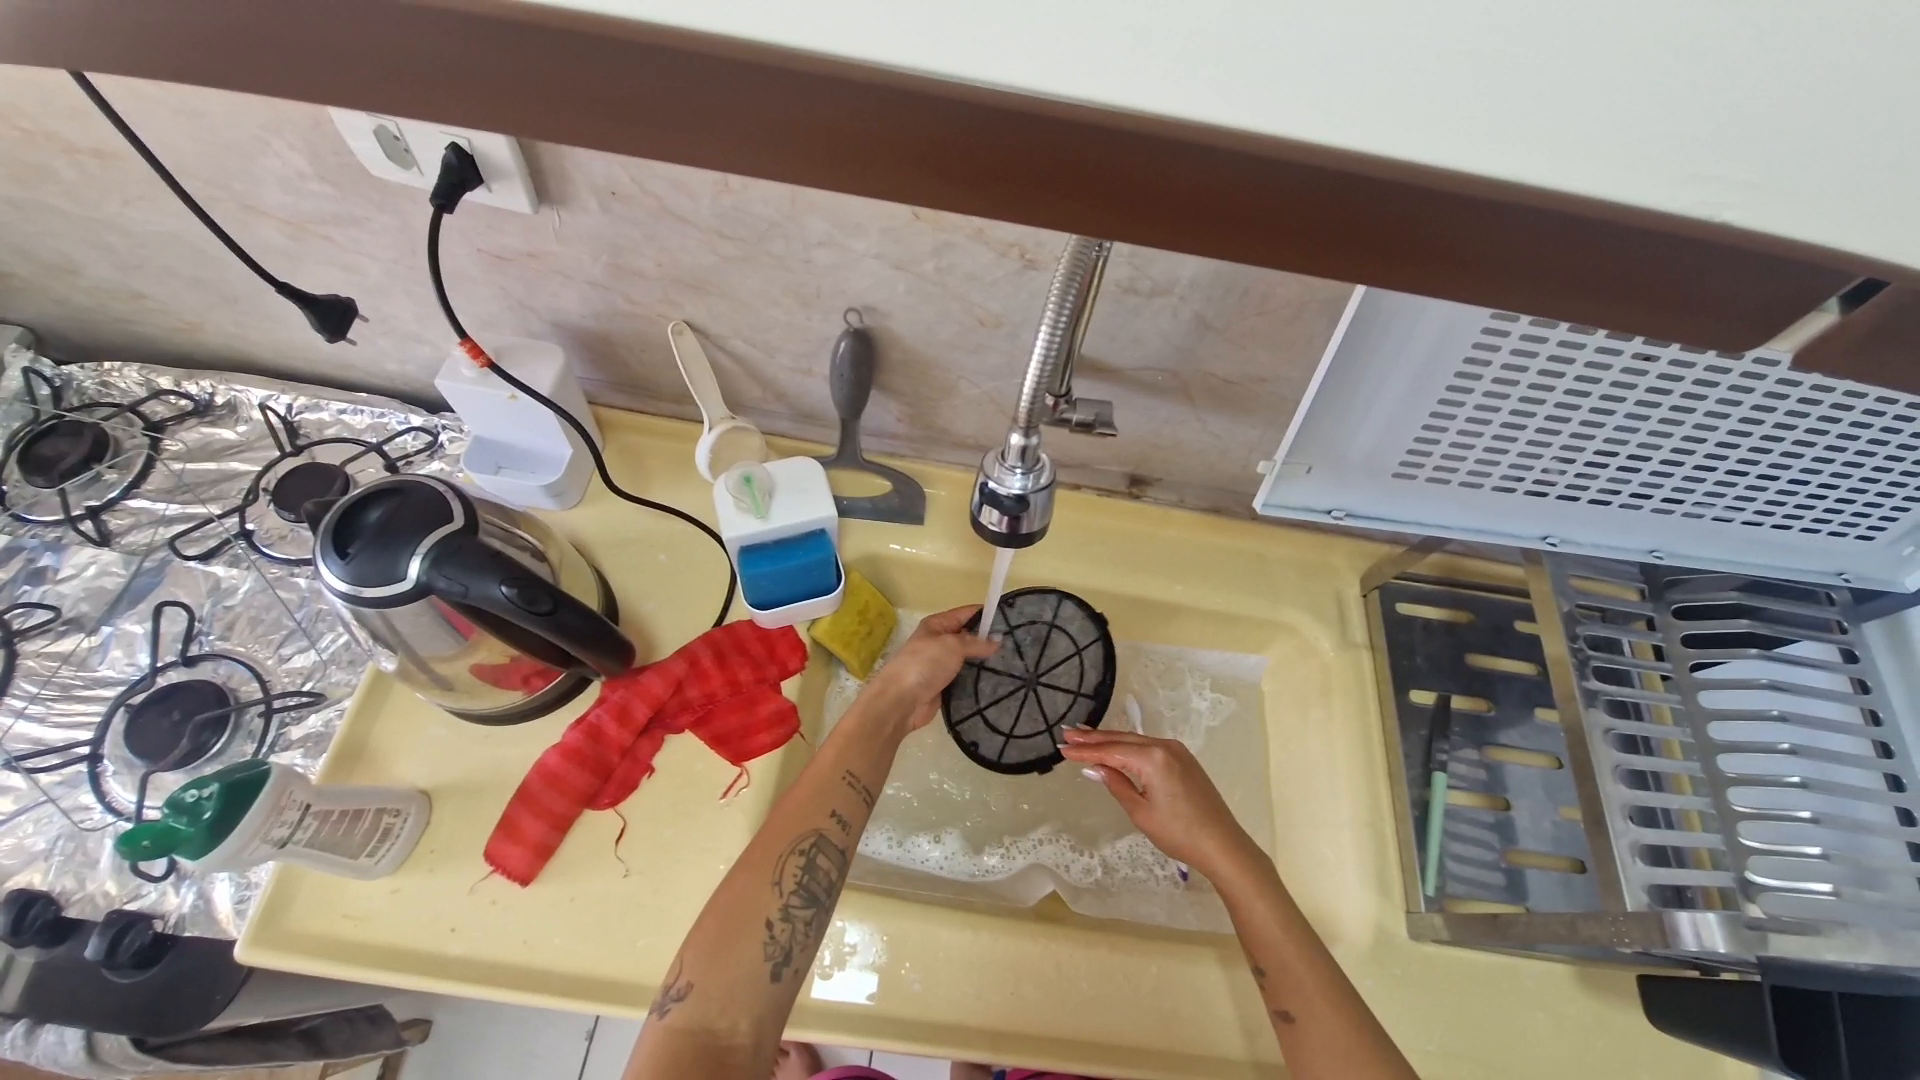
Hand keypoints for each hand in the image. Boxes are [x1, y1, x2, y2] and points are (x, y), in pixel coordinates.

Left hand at [859, 606, 1001, 732]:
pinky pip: (966, 678)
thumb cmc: (924, 664)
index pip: (966, 613)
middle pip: (969, 637)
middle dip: (990, 640)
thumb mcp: (952, 645)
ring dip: (986, 662)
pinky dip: (979, 679)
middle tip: (1018, 645)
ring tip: (1014, 663)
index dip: (987, 615)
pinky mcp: (945, 685)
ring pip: (969, 659)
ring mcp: (942, 665)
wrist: (901, 701)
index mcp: (937, 625)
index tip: (1014, 620)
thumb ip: (976, 642)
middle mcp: (939, 642)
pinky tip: (999, 680)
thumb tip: (998, 641)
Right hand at [1061, 729, 1257, 877]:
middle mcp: (1164, 746)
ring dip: (1110, 740)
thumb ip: (1116, 784)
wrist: (1222, 844)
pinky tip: (1116, 748)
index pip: (1111, 751)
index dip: (1085, 751)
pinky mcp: (1183, 759)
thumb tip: (1095, 768)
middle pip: (1122, 739)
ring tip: (1084, 737)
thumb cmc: (1178, 833)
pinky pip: (1148, 747)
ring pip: (1135, 741)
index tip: (1063, 748)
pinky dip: (1129, 747)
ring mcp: (1176, 751)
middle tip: (1068, 734)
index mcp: (1152, 758)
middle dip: (1094, 738)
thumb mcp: (1140, 812)